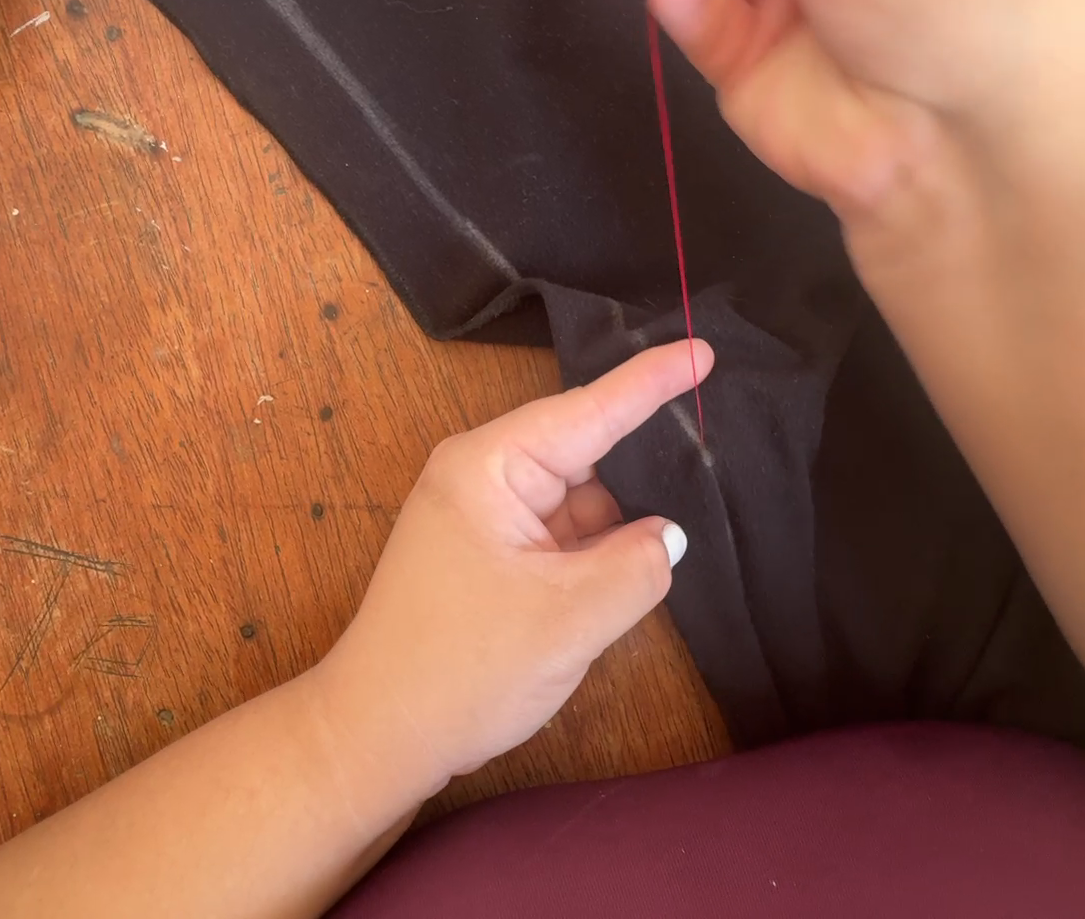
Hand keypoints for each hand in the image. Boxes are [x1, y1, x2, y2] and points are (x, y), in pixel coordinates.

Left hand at [313, 341, 711, 782]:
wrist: (380, 734)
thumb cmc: (461, 667)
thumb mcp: (566, 618)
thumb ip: (636, 567)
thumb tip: (668, 534)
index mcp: (488, 466)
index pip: (586, 411)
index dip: (650, 381)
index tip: (703, 350)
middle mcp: (484, 477)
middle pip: (583, 459)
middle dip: (636, 479)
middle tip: (704, 483)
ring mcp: (486, 517)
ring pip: (578, 505)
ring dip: (612, 534)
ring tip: (638, 571)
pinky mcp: (492, 554)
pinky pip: (561, 538)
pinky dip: (592, 558)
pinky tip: (613, 586)